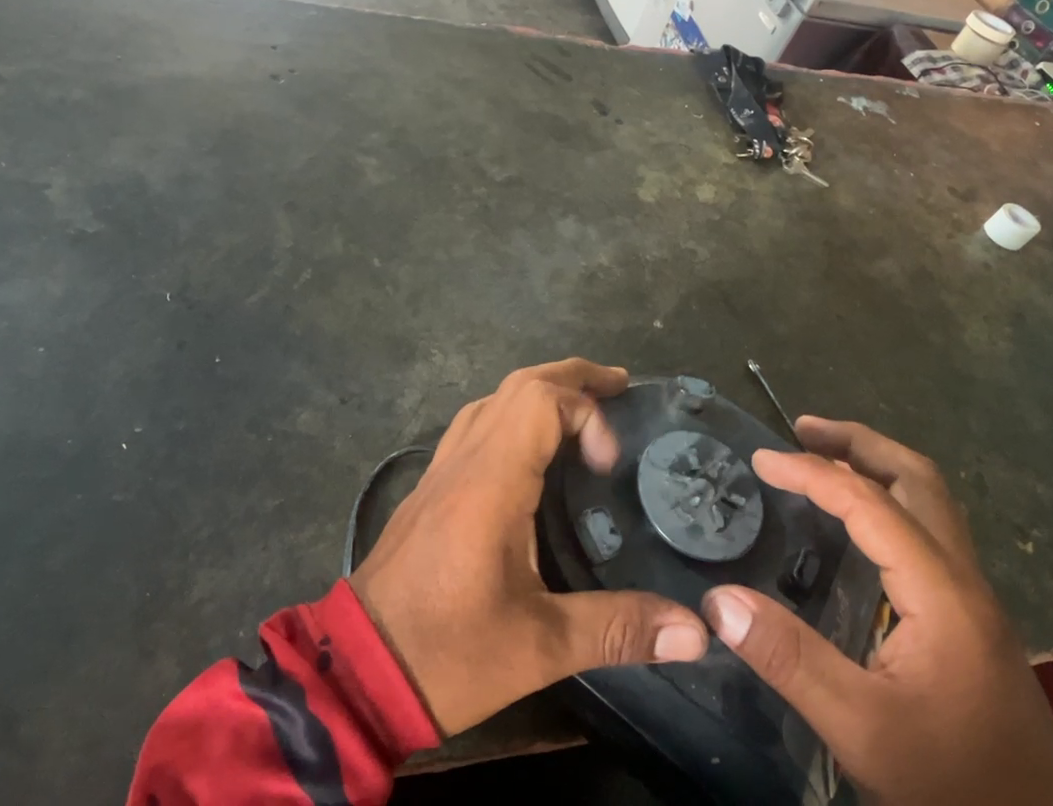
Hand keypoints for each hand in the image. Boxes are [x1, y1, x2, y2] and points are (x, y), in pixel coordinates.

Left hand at [349, 359, 709, 735]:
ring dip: (538, 393)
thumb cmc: (446, 655)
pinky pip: (472, 429)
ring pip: (489, 403)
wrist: (353, 675)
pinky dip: (511, 418)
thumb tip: (698, 632)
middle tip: (620, 388)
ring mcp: (438, 475)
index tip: (610, 464)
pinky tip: (531, 453)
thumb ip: (617, 630)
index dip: (586, 412)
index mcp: (488, 485)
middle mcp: (460, 464)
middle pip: (516, 388)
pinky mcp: (427, 494)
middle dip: (571, 377)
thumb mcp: (538, 648)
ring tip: (583, 411)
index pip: (539, 401)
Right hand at [701, 417, 1052, 805]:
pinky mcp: (973, 620)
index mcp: (941, 593)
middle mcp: (965, 580)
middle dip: (859, 443)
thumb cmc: (947, 777)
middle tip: (801, 429)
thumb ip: (790, 660)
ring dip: (879, 467)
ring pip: (933, 503)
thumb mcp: (859, 726)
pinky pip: (931, 532)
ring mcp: (975, 599)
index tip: (759, 459)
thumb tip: (718, 601)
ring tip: (825, 458)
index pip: (871, 504)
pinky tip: (860, 527)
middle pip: (919, 480)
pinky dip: (891, 502)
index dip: (813, 472)